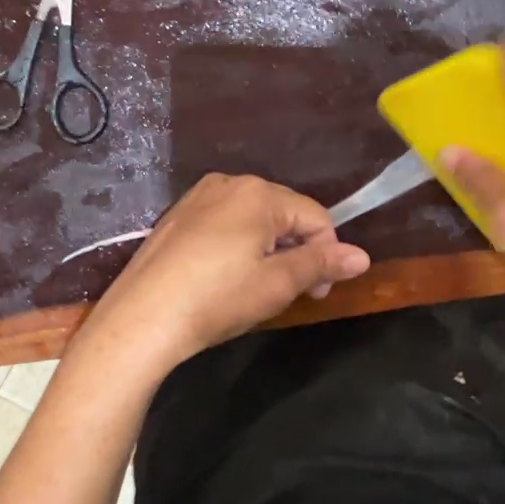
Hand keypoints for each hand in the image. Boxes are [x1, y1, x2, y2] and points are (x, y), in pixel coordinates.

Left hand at [80, 174, 371, 372]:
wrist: (142, 318)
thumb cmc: (218, 298)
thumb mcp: (277, 284)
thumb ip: (321, 264)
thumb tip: (362, 256)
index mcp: (259, 193)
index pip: (315, 217)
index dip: (328, 255)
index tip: (319, 293)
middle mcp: (227, 185)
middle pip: (283, 215)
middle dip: (297, 252)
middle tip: (291, 295)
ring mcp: (196, 200)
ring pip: (252, 222)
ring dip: (268, 253)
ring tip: (256, 292)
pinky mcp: (175, 221)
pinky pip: (223, 228)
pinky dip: (237, 251)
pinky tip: (225, 283)